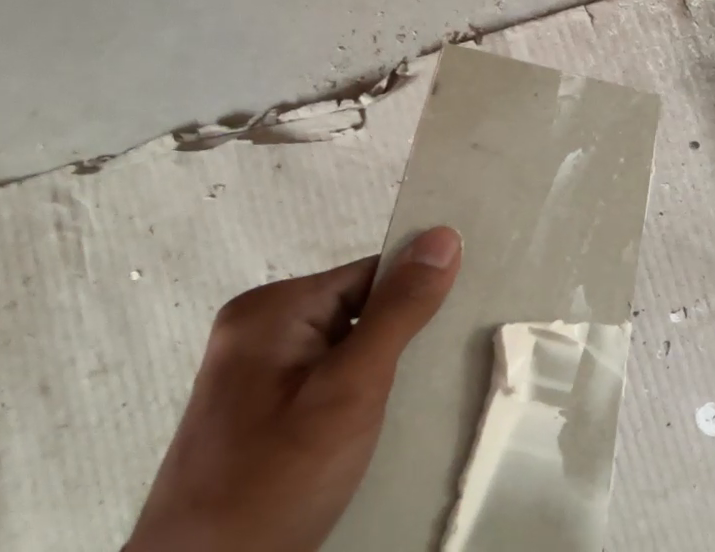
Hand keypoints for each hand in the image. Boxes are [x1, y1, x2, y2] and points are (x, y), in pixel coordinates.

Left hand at [126, 227, 463, 551]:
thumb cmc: (277, 481)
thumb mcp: (351, 389)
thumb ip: (399, 310)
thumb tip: (444, 234)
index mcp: (271, 310)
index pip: (374, 273)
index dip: (418, 297)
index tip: (455, 329)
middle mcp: (259, 327)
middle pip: (364, 304)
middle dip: (405, 334)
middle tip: (437, 372)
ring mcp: (259, 368)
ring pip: (354, 340)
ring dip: (390, 365)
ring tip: (417, 397)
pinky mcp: (266, 404)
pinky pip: (336, 372)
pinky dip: (367, 388)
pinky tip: (385, 418)